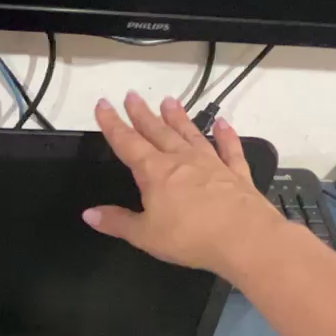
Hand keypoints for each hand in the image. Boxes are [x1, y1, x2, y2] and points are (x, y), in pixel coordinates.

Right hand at [84, 91, 292, 277]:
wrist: (245, 239)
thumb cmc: (190, 237)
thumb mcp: (144, 235)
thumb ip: (117, 222)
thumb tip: (90, 214)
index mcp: (155, 173)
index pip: (127, 143)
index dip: (112, 124)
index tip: (103, 105)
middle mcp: (182, 161)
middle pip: (158, 132)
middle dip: (142, 114)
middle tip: (133, 96)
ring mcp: (211, 164)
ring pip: (190, 134)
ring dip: (178, 118)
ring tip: (170, 101)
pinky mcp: (236, 174)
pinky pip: (229, 149)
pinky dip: (226, 135)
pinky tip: (223, 124)